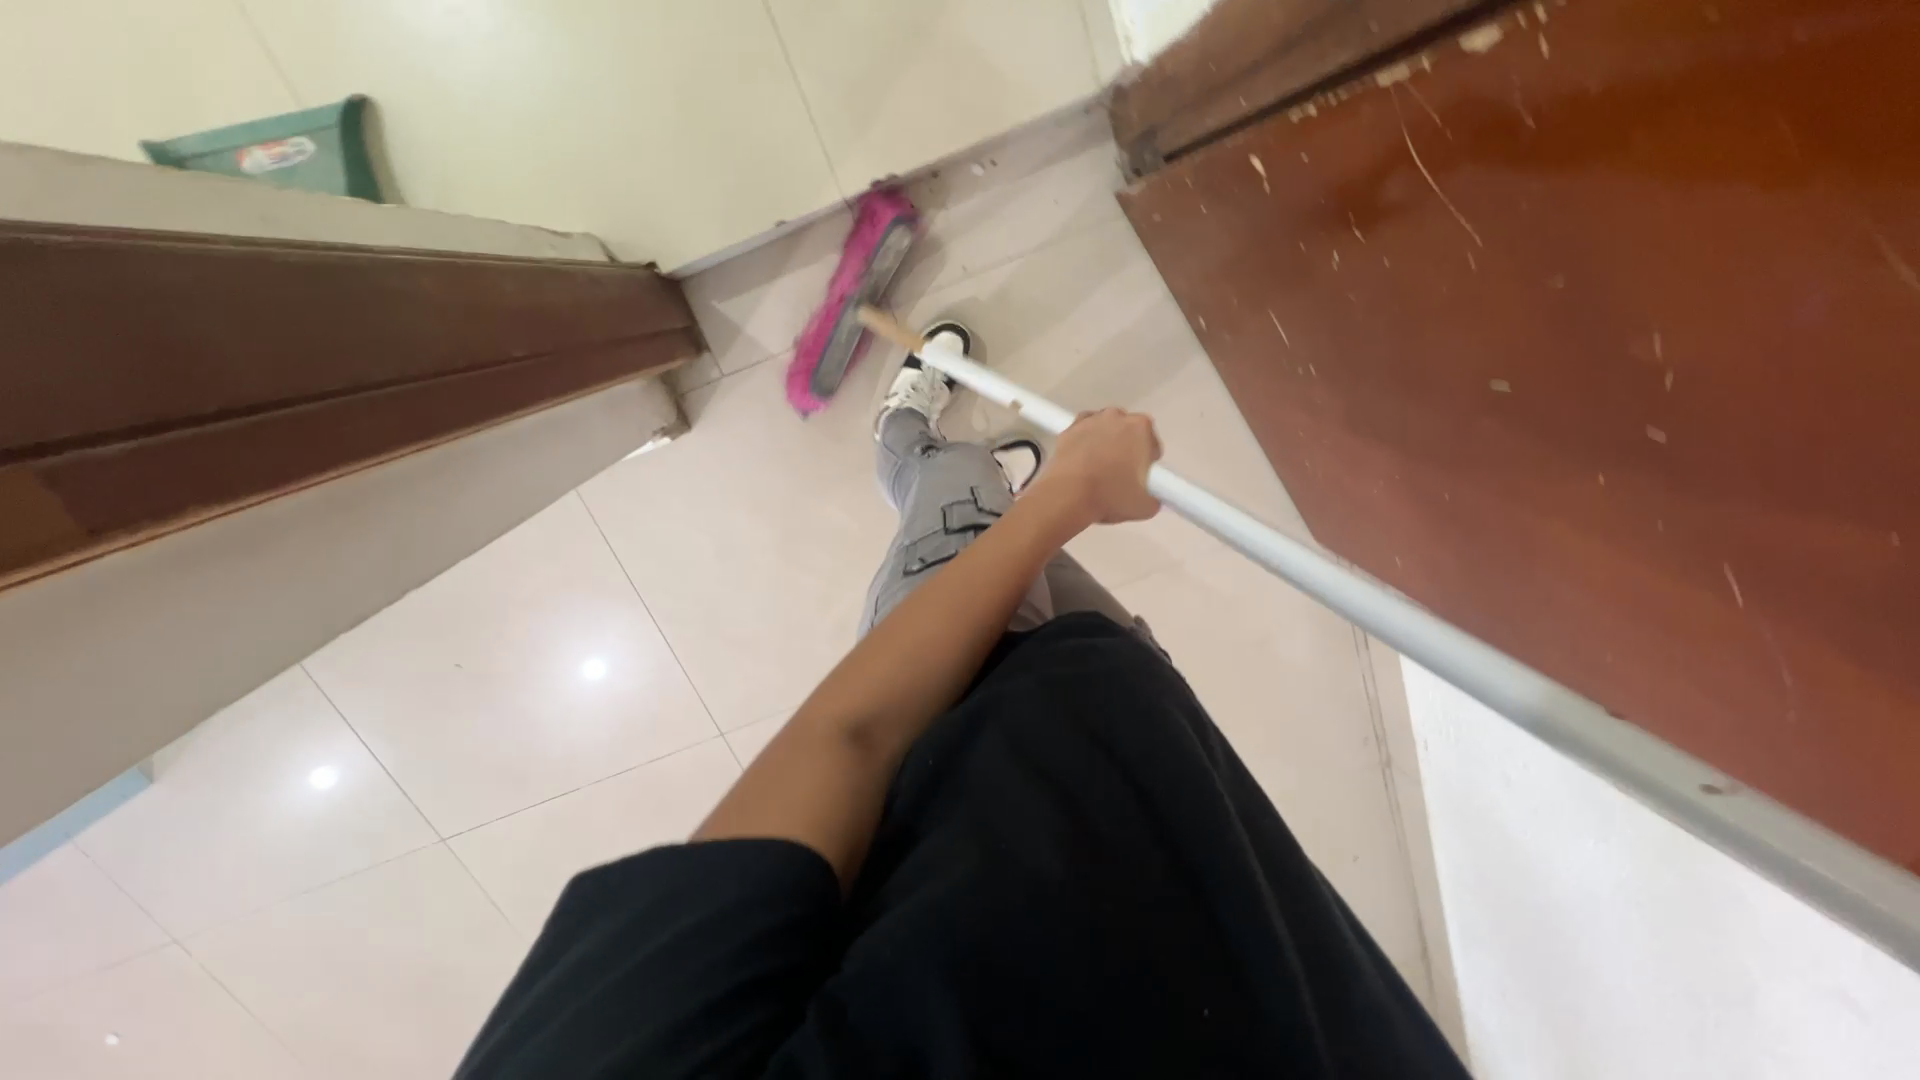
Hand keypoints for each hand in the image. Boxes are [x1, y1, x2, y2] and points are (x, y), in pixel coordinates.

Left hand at [1031, 408, 1162, 527]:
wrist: (1067, 495)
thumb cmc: (1110, 496)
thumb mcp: (1144, 507)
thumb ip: (1153, 498)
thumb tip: (1150, 499)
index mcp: (1141, 428)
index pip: (1151, 444)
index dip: (1147, 462)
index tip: (1139, 477)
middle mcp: (1116, 416)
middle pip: (1128, 431)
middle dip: (1127, 448)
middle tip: (1120, 473)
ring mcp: (1090, 420)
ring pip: (1104, 428)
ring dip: (1105, 442)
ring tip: (1099, 467)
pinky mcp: (1068, 428)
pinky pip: (1082, 432)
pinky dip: (1084, 441)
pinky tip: (1082, 459)